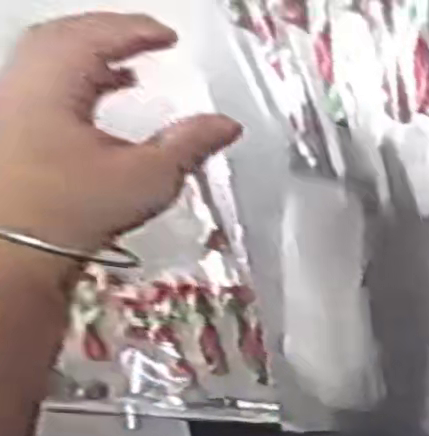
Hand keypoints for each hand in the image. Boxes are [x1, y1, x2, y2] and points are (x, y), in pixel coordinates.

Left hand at [0, 14, 241, 255]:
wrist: (18, 231)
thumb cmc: (83, 201)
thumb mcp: (150, 174)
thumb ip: (189, 143)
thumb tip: (227, 123)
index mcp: (50, 87)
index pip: (88, 41)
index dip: (129, 31)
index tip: (167, 34)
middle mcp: (22, 82)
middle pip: (59, 39)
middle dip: (108, 33)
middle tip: (150, 36)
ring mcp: (15, 100)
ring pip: (51, 58)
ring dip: (94, 52)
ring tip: (133, 60)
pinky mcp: (18, 120)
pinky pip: (49, 80)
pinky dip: (84, 75)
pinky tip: (109, 86)